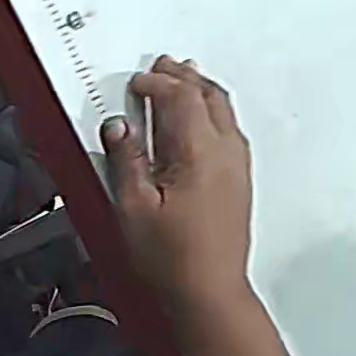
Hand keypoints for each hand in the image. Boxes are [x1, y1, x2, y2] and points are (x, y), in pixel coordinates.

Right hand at [102, 55, 254, 310]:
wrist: (205, 290)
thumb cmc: (169, 256)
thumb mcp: (132, 208)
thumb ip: (126, 161)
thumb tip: (119, 126)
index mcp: (198, 154)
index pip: (180, 99)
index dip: (157, 84)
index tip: (136, 81)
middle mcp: (225, 153)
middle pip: (208, 97)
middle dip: (183, 77)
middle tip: (163, 65)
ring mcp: (236, 166)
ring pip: (222, 111)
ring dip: (200, 90)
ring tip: (184, 79)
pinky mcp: (237, 181)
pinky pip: (227, 129)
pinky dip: (211, 111)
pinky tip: (200, 118)